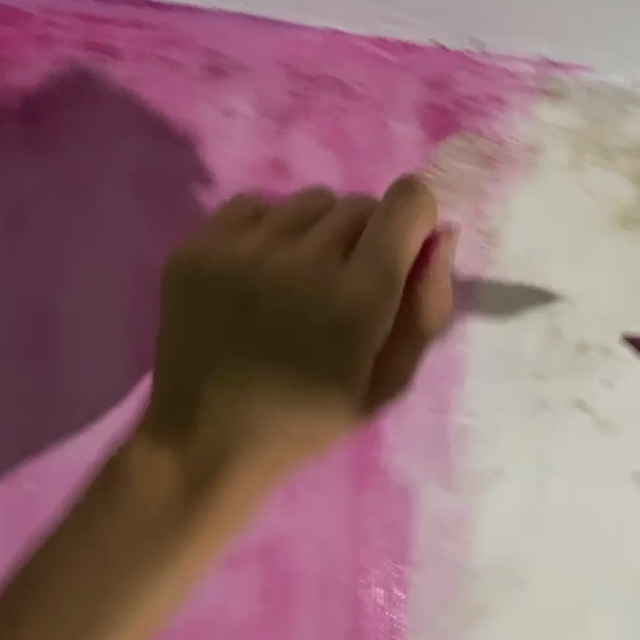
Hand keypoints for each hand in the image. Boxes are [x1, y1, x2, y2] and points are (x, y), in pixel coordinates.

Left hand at [139, 176, 452, 484]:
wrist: (208, 439)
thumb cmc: (309, 420)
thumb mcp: (388, 383)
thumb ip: (426, 308)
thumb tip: (441, 234)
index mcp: (358, 296)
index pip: (408, 200)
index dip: (412, 223)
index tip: (399, 255)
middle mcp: (302, 257)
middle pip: (358, 204)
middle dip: (365, 237)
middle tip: (342, 290)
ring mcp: (243, 248)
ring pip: (308, 202)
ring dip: (316, 232)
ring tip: (296, 284)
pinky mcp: (199, 246)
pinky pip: (255, 206)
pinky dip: (268, 231)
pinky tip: (258, 277)